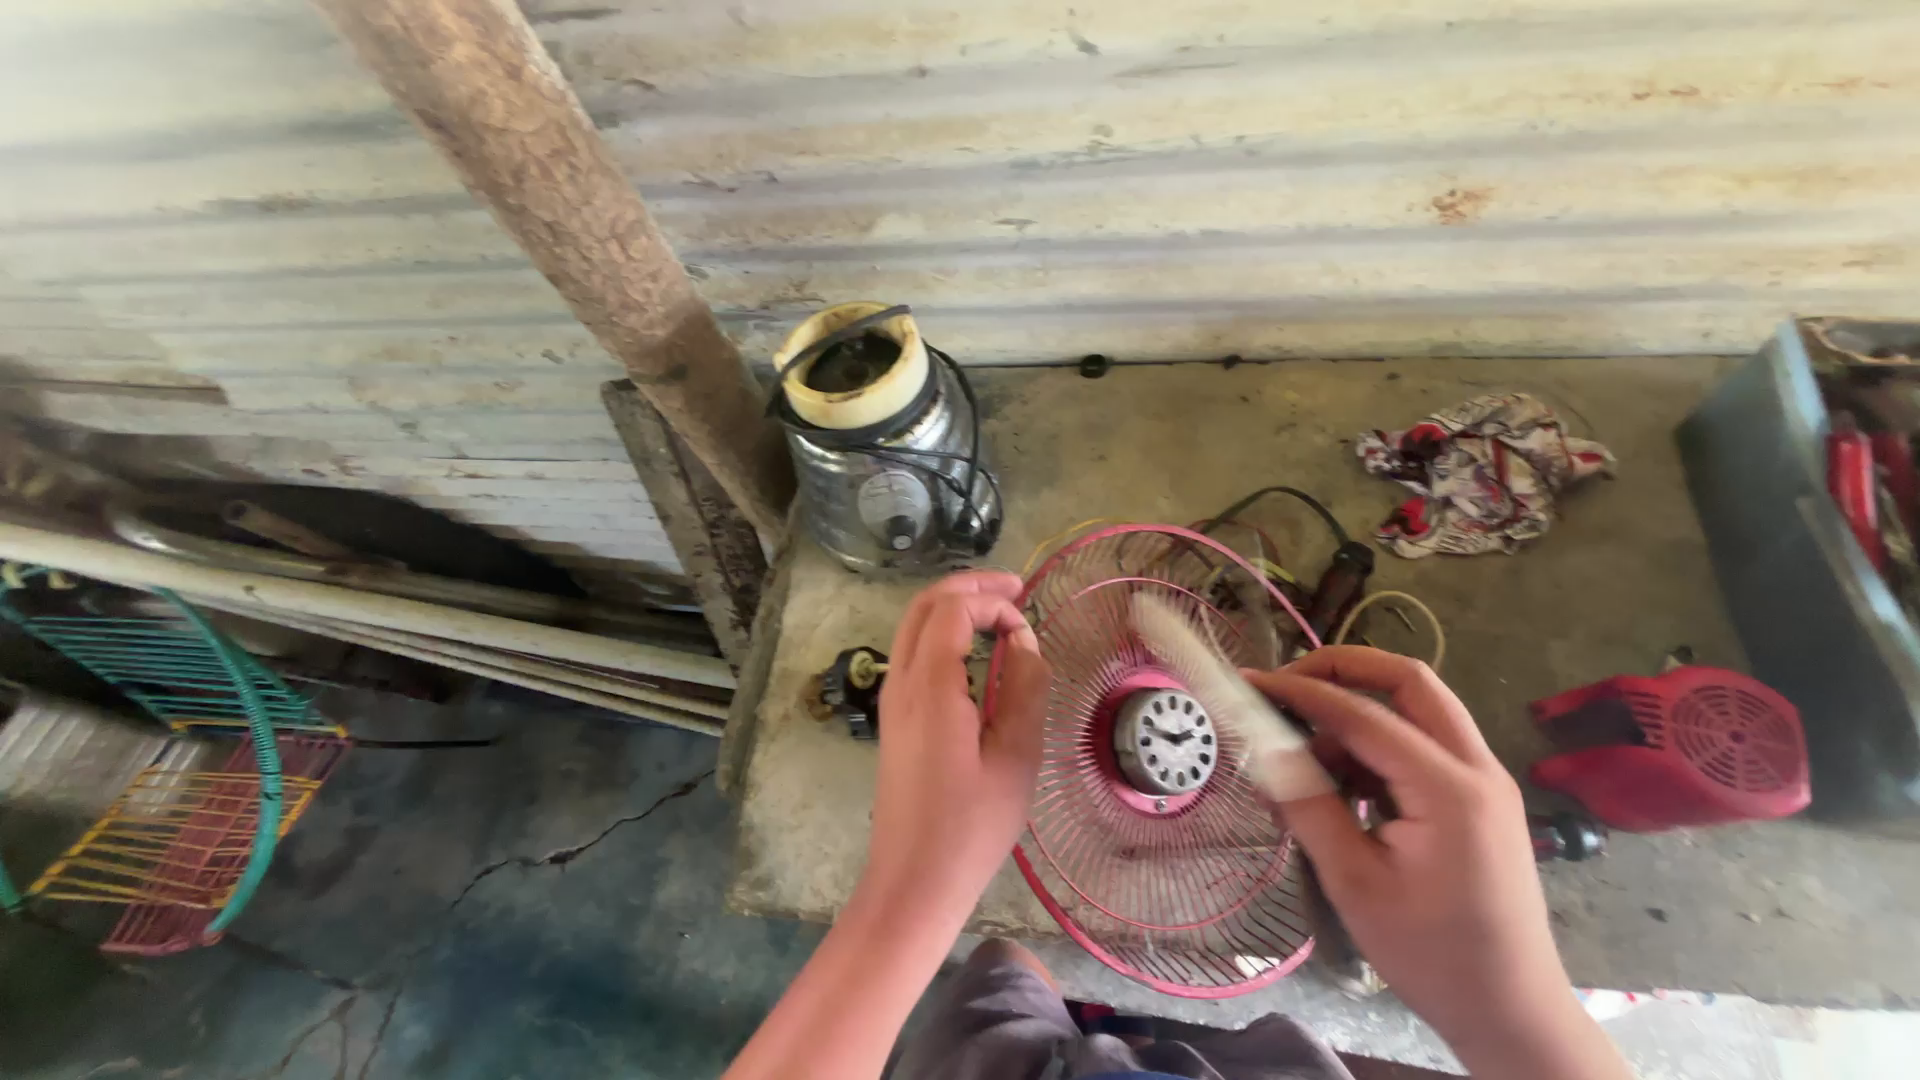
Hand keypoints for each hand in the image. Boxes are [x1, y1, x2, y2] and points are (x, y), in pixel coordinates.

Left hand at [861, 571, 1051, 912]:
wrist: (913, 880)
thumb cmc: (970, 826)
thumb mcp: (1016, 757)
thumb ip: (1025, 689)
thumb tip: (1024, 642)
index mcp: (929, 687)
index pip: (953, 609)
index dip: (993, 602)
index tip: (1028, 627)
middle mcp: (900, 683)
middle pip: (924, 606)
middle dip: (969, 587)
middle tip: (1015, 588)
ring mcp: (891, 700)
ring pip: (913, 626)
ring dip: (954, 607)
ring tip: (999, 610)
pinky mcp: (894, 718)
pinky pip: (912, 653)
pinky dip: (942, 633)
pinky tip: (975, 651)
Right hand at [1246, 646, 1629, 1079]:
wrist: (1513, 1015)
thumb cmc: (1431, 955)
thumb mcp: (1354, 881)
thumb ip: (1308, 804)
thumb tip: (1263, 748)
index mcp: (1450, 790)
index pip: (1364, 714)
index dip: (1300, 693)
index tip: (1250, 683)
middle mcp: (1477, 769)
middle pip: (1410, 681)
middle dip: (1344, 668)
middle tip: (1288, 683)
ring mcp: (1483, 781)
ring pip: (1418, 708)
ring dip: (1358, 710)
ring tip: (1304, 753)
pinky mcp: (1477, 798)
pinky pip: (1421, 743)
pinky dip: (1375, 745)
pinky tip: (1339, 783)